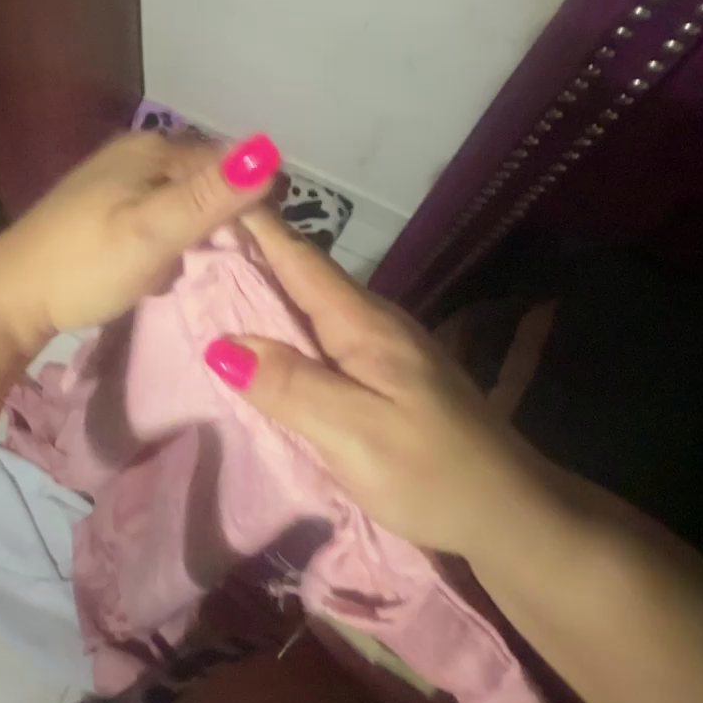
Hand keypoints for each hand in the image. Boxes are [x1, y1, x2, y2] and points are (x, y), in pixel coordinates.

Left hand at [0, 131, 280, 352]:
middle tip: (230, 265)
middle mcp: (135, 151)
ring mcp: (115, 177)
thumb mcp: (154, 233)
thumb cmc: (86, 265)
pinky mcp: (102, 205)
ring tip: (194, 269)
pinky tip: (160, 268)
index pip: (228, 163)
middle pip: (204, 179)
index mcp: (153, 149)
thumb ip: (210, 196)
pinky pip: (155, 213)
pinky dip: (167, 238)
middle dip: (221, 219)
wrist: (10, 296)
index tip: (263, 250)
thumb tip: (270, 150)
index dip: (251, 204)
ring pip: (180, 199)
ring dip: (194, 232)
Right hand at [203, 207, 517, 555]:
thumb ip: (290, 387)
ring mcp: (379, 348)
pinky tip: (260, 334)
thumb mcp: (356, 434)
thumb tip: (221, 346)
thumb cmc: (434, 473)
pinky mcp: (381, 374)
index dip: (255, 224)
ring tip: (208, 275)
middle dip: (248, 248)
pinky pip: (318, 333)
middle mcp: (370, 322)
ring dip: (262, 284)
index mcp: (362, 323)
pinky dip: (281, 323)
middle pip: (300, 273)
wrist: (513, 514)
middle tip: (189, 234)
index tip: (210, 188)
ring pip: (308, 303)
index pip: (298, 258)